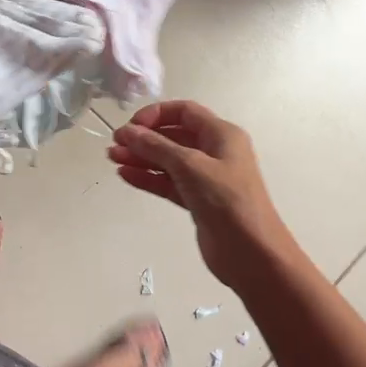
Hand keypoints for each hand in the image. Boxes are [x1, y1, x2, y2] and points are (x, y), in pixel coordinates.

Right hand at [107, 101, 298, 290]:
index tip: (131, 126)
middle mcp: (214, 152)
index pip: (184, 112)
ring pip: (167, 160)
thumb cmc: (227, 200)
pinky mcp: (197, 200)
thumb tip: (127, 131)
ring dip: (141, 158)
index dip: (156, 114)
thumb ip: (156, 146)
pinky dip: (148, 178)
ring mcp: (205, 177)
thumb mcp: (190, 166)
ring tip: (113, 159)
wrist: (252, 255)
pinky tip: (126, 176)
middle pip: (173, 136)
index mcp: (221, 135)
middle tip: (115, 144)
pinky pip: (168, 182)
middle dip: (143, 138)